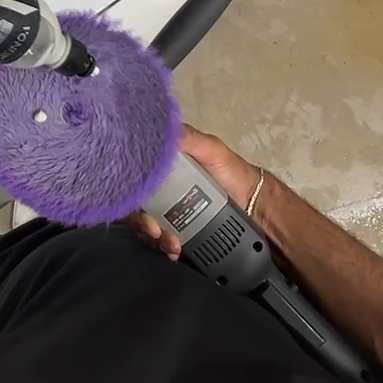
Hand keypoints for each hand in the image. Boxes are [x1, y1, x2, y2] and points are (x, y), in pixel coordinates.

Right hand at [123, 123, 261, 260]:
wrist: (255, 207)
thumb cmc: (231, 172)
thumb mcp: (211, 149)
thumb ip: (188, 138)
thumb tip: (158, 131)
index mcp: (159, 168)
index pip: (131, 179)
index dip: (127, 192)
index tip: (139, 205)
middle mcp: (157, 190)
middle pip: (132, 207)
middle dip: (139, 222)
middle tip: (155, 230)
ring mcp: (166, 214)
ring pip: (144, 228)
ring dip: (153, 239)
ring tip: (172, 245)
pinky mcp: (177, 234)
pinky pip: (161, 244)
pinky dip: (165, 249)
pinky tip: (176, 251)